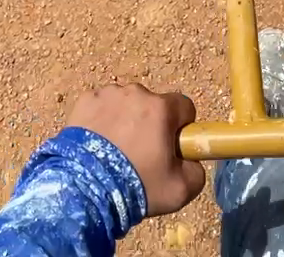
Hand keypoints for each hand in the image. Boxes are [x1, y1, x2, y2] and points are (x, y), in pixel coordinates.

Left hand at [65, 84, 205, 215]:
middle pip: (153, 105)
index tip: (171, 147)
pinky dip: (102, 120)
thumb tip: (192, 160)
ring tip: (114, 153)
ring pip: (126, 104)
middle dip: (150, 125)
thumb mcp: (180, 190)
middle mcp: (136, 92)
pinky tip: (96, 145)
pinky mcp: (86, 100)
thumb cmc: (136, 187)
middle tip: (140, 155)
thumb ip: (196, 170)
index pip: (184, 106)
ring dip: (125, 121)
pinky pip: (102, 106)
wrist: (86, 190)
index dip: (181, 127)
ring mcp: (109, 93)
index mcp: (161, 108)